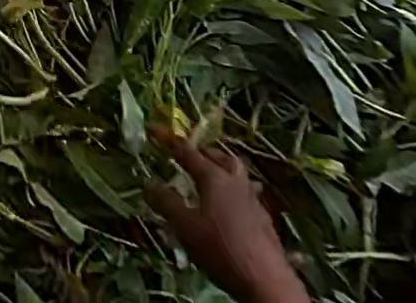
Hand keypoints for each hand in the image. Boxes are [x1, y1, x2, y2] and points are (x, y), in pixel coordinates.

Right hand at [144, 129, 308, 302]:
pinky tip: (230, 208)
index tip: (153, 129)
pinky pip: (247, 195)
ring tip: (210, 178)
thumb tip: (147, 184)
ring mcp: (254, 201)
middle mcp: (235, 182)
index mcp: (214, 177)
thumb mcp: (185, 226)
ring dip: (222, 170)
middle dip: (203, 152)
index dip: (168, 139)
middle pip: (220, 156)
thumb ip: (165, 202)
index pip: (187, 150)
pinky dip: (234, 192)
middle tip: (188, 157)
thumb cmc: (221, 249)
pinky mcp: (265, 222)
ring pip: (238, 174)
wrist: (268, 285)